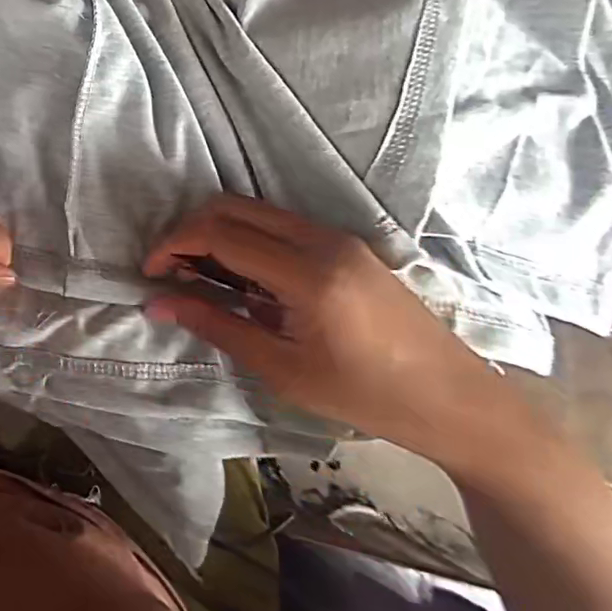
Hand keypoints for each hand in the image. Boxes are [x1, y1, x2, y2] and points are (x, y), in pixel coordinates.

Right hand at [143, 194, 534, 476]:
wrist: (461, 403)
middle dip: (187, 231)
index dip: (172, 246)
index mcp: (309, 274)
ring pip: (252, 209)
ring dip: (214, 231)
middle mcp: (321, 239)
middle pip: (230, 207)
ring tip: (199, 274)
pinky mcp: (344, 243)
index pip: (219, 234)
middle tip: (169, 270)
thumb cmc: (369, 396)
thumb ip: (215, 326)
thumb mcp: (283, 370)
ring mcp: (336, 236)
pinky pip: (276, 222)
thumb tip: (157, 303)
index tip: (150, 273)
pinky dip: (243, 237)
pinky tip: (241, 277)